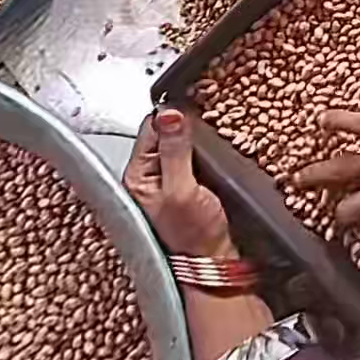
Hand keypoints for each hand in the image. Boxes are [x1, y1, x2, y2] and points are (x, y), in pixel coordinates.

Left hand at [124, 107, 235, 257]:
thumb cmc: (193, 234)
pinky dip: (208, 144)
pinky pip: (197, 150)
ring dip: (201, 131)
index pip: (152, 126)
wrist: (215, 259)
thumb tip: (170, 114)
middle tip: (212, 110)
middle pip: (168, 129)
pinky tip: (221, 141)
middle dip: (190, 119)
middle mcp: (152, 172)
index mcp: (138, 174)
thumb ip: (175, 151)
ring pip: (185, 138)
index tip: (197, 100)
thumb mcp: (182, 190)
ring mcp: (173, 175)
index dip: (174, 112)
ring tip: (219, 124)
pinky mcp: (192, 179)